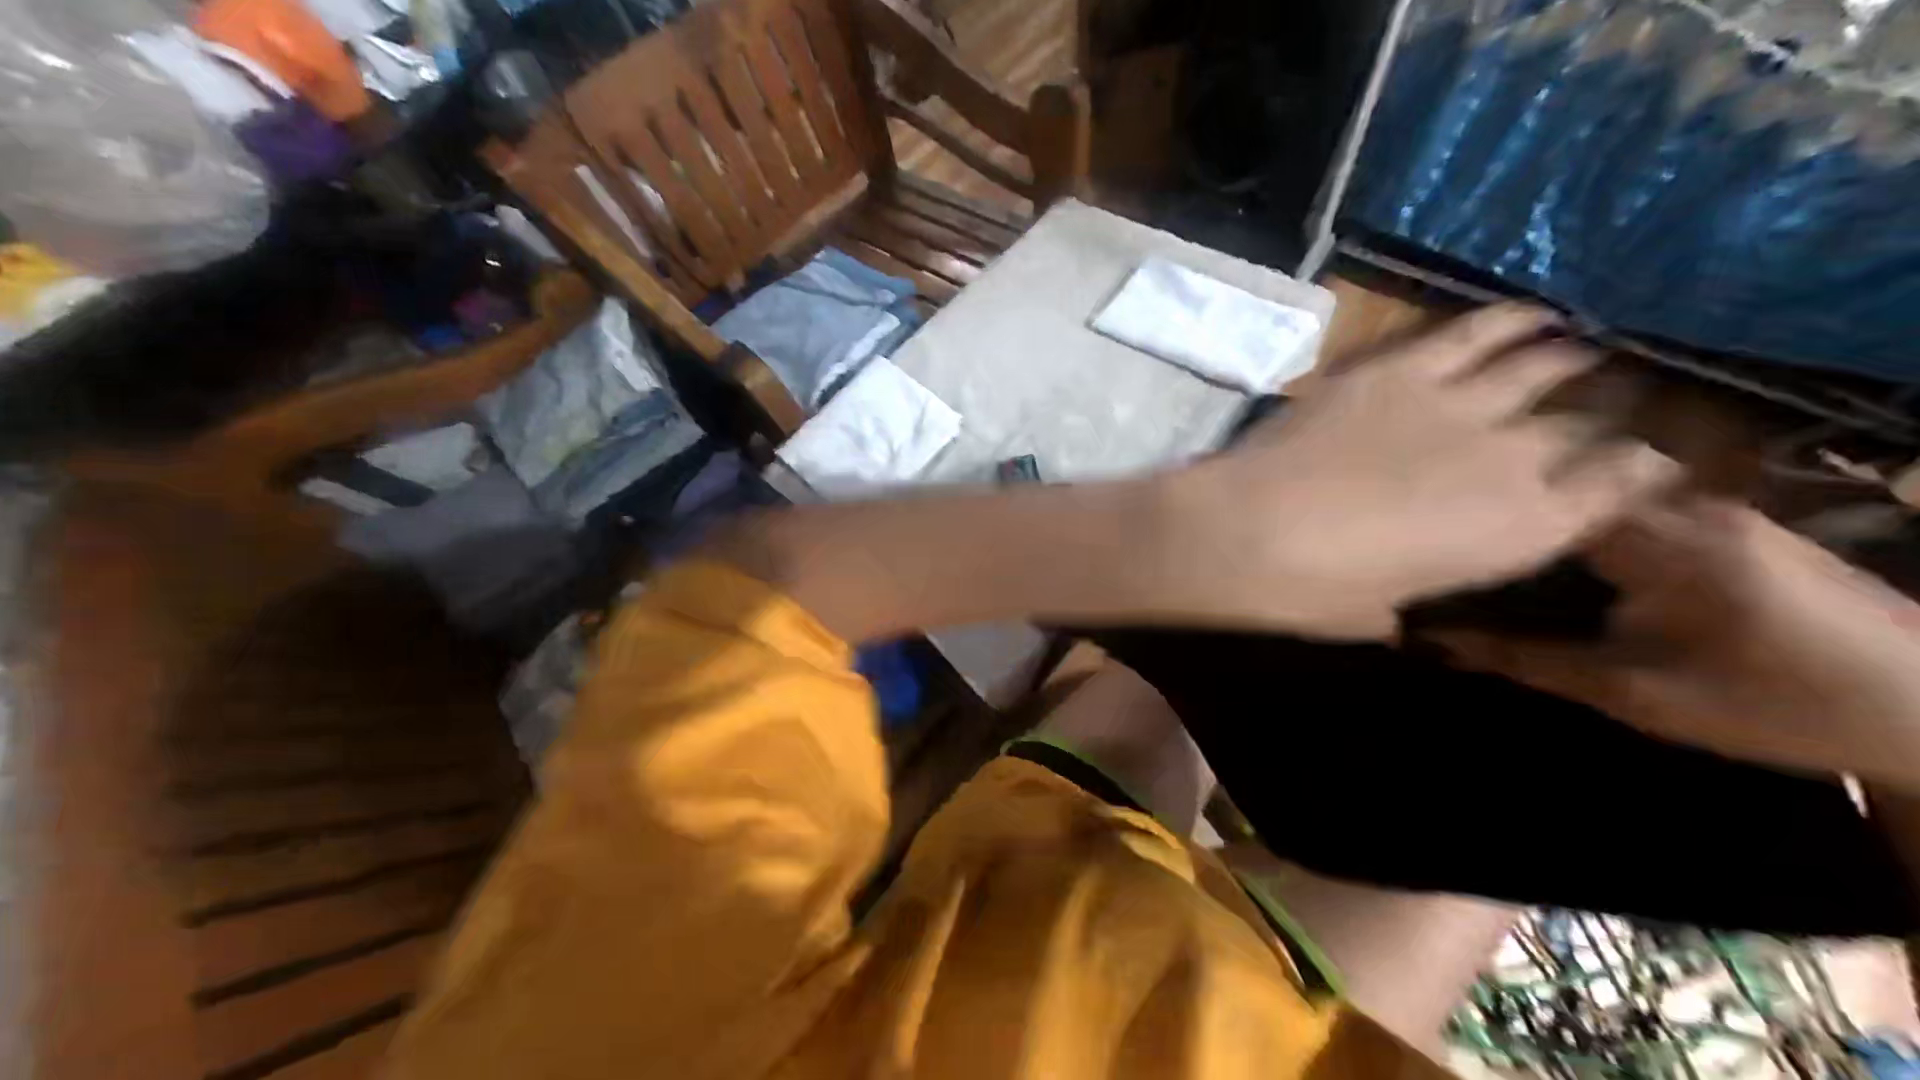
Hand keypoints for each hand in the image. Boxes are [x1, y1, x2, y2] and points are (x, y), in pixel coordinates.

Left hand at [1157, 304, 1675, 637]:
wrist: (1244, 532)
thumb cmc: (1308, 592)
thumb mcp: (1375, 615)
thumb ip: (1407, 602)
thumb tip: (1399, 610)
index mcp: (1525, 532)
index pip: (1622, 486)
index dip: (1636, 469)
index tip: (1637, 461)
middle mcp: (1516, 459)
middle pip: (1587, 422)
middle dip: (1604, 413)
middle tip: (1603, 403)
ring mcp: (1459, 404)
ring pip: (1543, 365)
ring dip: (1568, 357)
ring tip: (1580, 350)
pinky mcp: (1399, 369)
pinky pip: (1472, 331)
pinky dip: (1507, 319)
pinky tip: (1528, 315)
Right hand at [1439, 500, 1919, 792]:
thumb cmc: (1774, 707)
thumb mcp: (1632, 693)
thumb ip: (1524, 659)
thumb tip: (1432, 640)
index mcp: (1664, 540)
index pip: (1538, 497)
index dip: (1475, 510)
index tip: (1427, 535)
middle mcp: (1689, 503)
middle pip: (1564, 482)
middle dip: (1505, 504)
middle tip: (1449, 536)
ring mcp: (1716, 504)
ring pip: (1597, 488)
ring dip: (1544, 508)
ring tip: (1490, 540)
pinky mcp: (1732, 518)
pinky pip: (1631, 501)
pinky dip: (1583, 517)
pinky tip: (1561, 552)